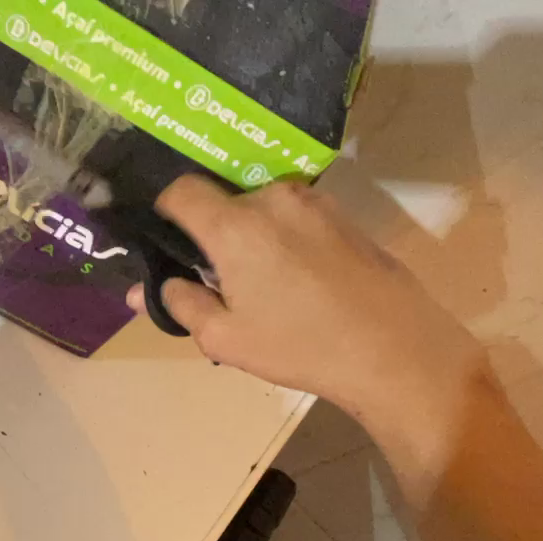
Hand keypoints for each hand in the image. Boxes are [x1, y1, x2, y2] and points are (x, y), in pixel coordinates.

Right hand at [129, 175, 493, 494]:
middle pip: (224, 204)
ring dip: (249, 240)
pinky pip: (293, 220)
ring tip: (261, 290)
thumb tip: (151, 288)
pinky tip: (296, 285)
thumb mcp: (224, 338)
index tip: (165, 241)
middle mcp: (272, 199)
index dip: (164, 211)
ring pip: (260, 213)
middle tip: (216, 284)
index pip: (181, 191)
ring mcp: (314, 202)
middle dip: (211, 237)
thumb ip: (181, 305)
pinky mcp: (343, 215)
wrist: (390, 346)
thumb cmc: (297, 345)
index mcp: (235, 226)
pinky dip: (281, 243)